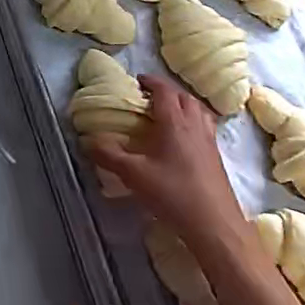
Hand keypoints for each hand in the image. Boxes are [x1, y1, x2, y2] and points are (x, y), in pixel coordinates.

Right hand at [84, 74, 248, 250]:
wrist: (214, 224)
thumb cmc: (173, 194)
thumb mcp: (134, 175)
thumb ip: (109, 155)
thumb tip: (87, 140)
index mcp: (175, 122)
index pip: (164, 91)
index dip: (151, 82)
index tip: (138, 80)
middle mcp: (195, 125)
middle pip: (184, 96)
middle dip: (167, 90)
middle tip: (150, 95)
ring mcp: (209, 140)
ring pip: (198, 109)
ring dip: (183, 103)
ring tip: (169, 111)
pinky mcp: (216, 156)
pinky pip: (205, 125)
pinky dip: (194, 120)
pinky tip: (185, 137)